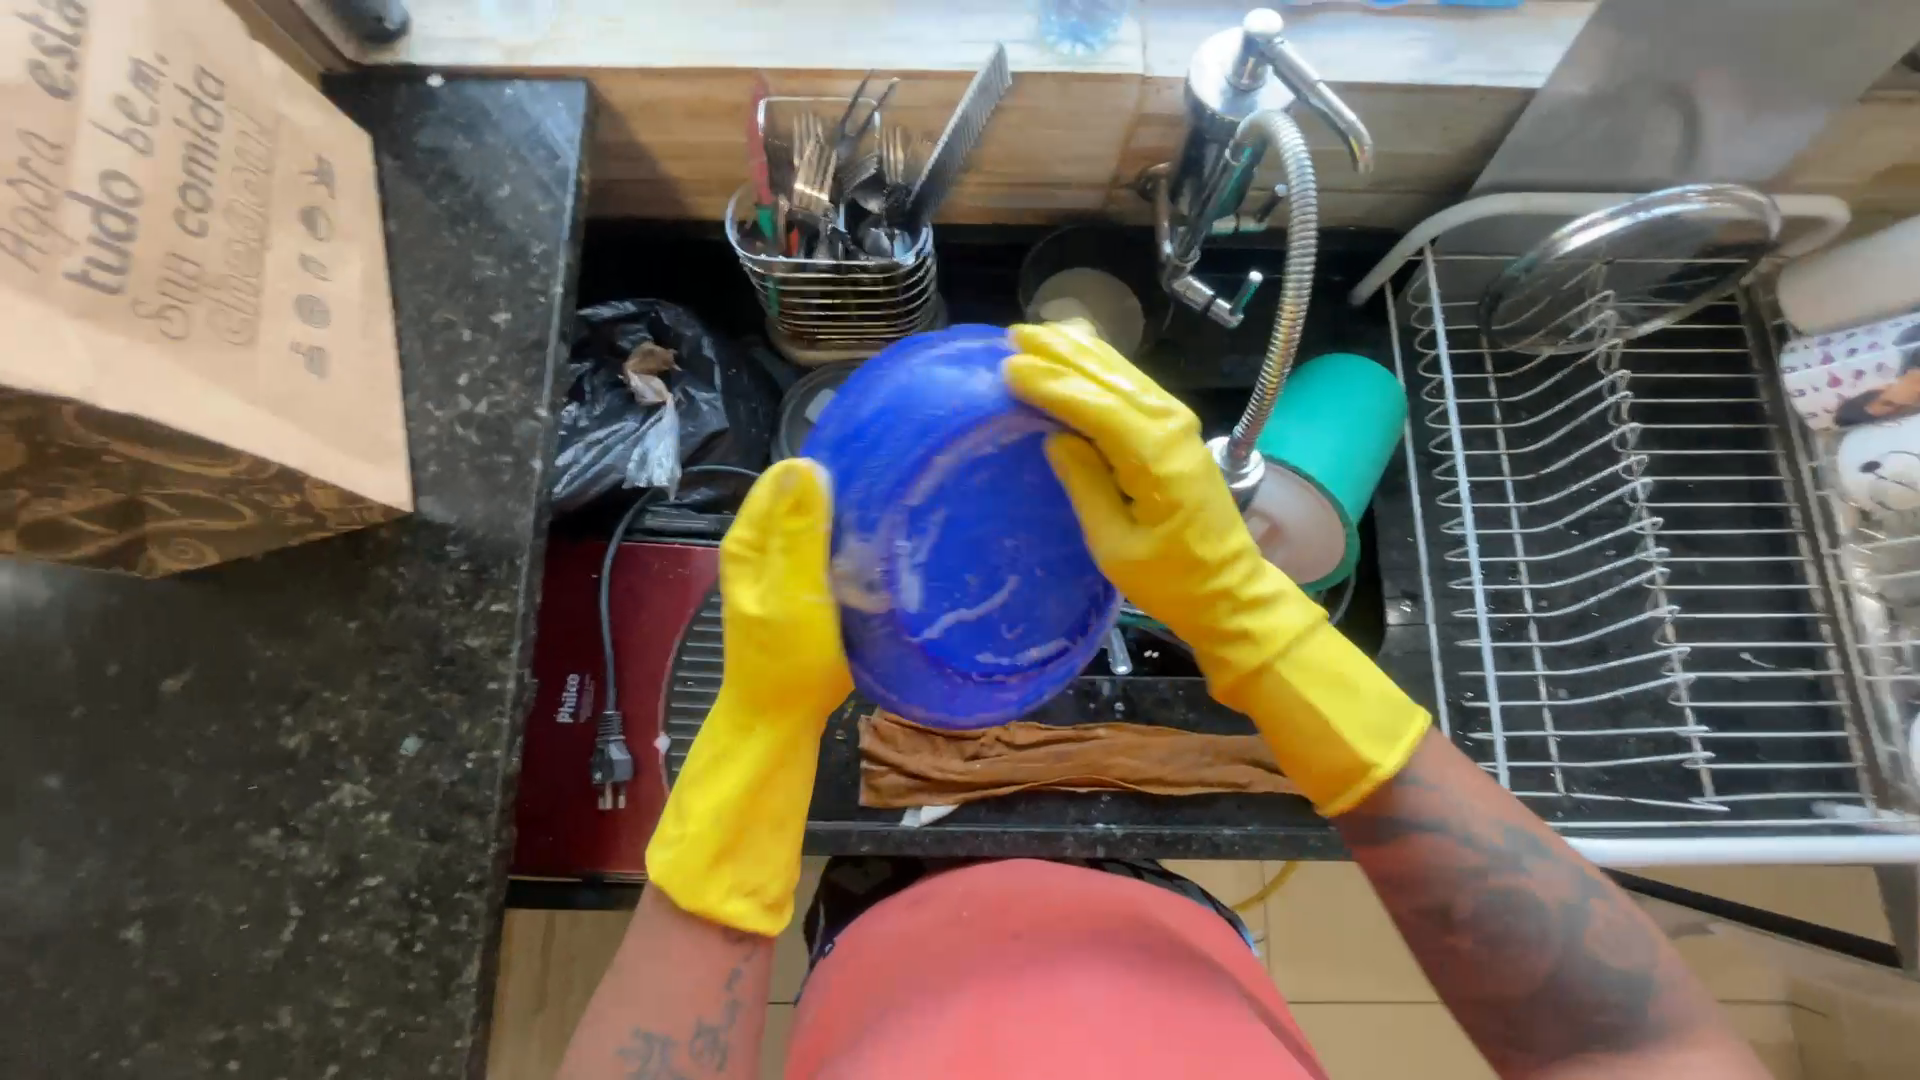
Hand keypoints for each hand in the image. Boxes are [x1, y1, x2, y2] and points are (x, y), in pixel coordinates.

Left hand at [645, 459, 851, 935]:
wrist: (784, 719)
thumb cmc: (787, 660)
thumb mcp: (792, 595)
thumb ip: (799, 534)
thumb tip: (807, 464)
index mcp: (750, 538)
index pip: (785, 476)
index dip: (826, 470)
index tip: (874, 474)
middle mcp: (764, 544)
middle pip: (806, 495)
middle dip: (845, 491)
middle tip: (894, 495)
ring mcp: (787, 565)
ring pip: (823, 521)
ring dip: (853, 518)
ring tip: (896, 516)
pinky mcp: (809, 585)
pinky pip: (834, 549)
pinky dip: (856, 545)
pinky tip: (885, 549)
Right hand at [1004, 321, 1428, 814]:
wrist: (1228, 590)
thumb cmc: (1171, 580)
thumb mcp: (1115, 545)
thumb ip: (1086, 485)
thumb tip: (1056, 438)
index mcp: (1155, 457)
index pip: (1095, 407)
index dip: (1051, 386)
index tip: (1009, 368)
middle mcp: (1171, 428)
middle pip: (1110, 379)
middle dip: (1062, 355)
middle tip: (1015, 335)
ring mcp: (1178, 427)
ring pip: (1124, 376)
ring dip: (1081, 354)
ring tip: (1040, 334)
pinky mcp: (1177, 434)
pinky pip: (1135, 389)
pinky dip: (1104, 370)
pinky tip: (1084, 356)